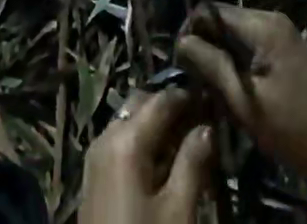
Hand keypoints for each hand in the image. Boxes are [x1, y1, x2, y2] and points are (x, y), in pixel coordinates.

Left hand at [80, 88, 213, 223]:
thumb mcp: (178, 209)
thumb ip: (193, 162)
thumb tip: (206, 127)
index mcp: (126, 139)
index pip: (162, 100)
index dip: (187, 96)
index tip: (211, 98)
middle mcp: (107, 137)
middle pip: (141, 104)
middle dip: (169, 108)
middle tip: (200, 120)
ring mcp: (97, 156)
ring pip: (130, 122)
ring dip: (156, 126)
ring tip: (187, 143)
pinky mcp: (94, 175)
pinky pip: (121, 142)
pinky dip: (143, 142)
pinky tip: (164, 163)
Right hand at [174, 5, 306, 193]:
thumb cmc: (295, 128)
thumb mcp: (246, 101)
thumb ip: (212, 65)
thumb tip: (180, 41)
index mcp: (262, 25)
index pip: (210, 11)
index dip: (191, 33)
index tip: (182, 65)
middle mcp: (270, 18)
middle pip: (221, 20)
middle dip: (204, 45)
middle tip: (194, 80)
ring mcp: (279, 33)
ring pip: (232, 34)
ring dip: (218, 56)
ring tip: (210, 87)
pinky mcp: (283, 49)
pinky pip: (247, 44)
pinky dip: (234, 61)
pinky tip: (231, 88)